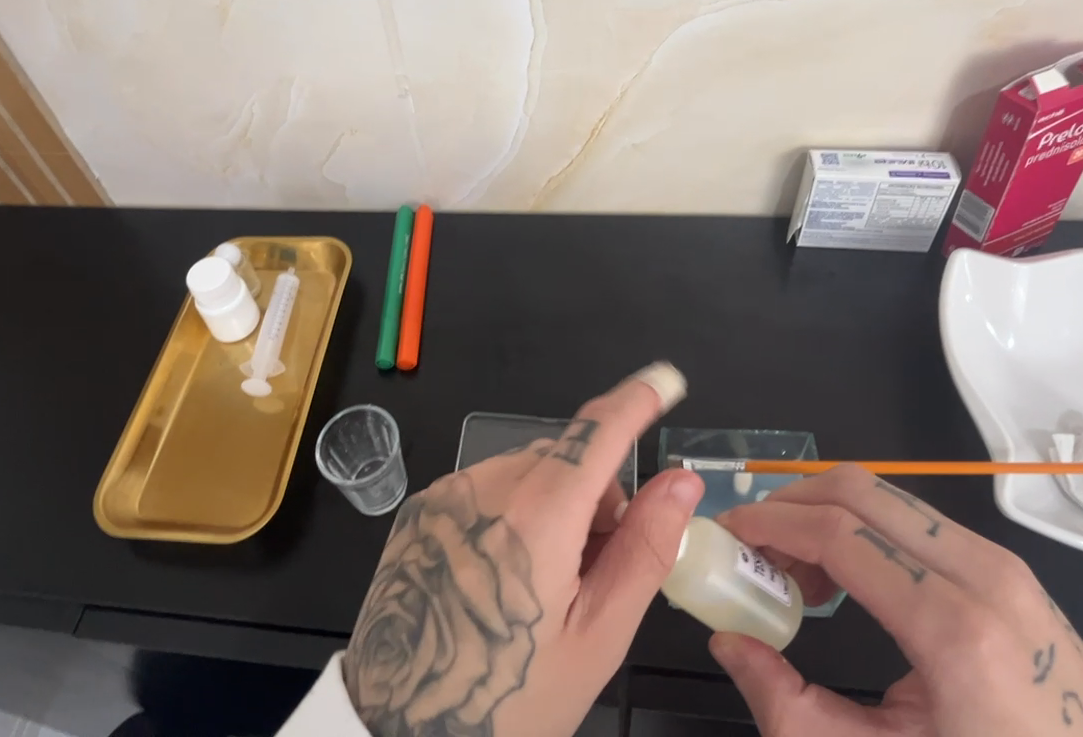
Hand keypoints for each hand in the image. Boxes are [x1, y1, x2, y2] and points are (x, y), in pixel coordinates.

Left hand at [341, 363, 703, 736]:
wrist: (400, 728)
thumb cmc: (515, 696)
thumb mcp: (597, 635)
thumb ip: (645, 548)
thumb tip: (682, 481)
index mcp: (537, 513)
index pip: (596, 433)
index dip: (635, 402)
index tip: (664, 379)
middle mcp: (485, 484)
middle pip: (565, 460)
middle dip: (594, 499)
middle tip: (593, 572)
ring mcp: (446, 493)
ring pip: (526, 471)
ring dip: (552, 505)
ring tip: (542, 584)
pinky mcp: (420, 509)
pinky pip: (485, 487)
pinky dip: (511, 512)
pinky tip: (500, 576)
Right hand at [710, 466, 1082, 736]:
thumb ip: (790, 707)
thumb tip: (729, 642)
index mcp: (952, 630)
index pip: (837, 533)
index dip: (769, 524)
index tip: (729, 537)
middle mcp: (981, 575)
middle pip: (857, 490)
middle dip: (788, 503)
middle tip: (753, 546)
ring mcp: (1001, 563)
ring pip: (883, 494)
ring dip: (822, 512)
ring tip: (795, 570)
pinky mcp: (1006, 565)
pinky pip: (913, 517)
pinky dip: (859, 525)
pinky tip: (845, 577)